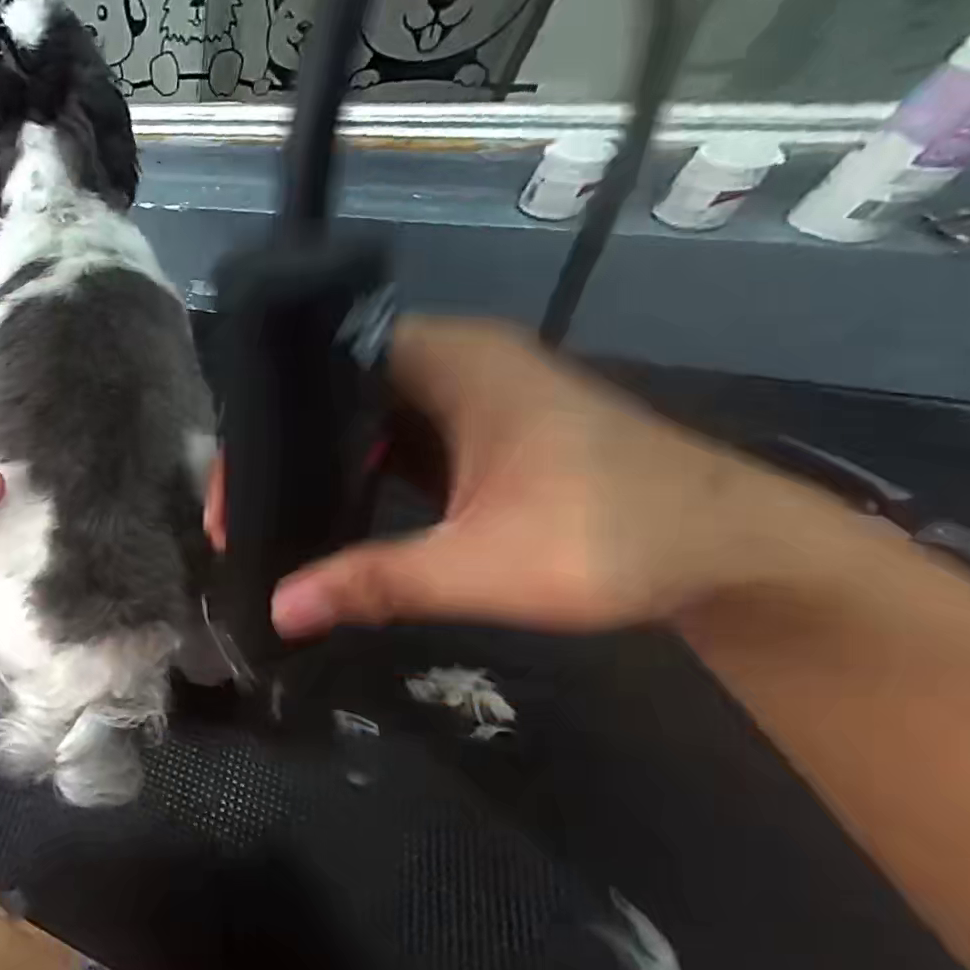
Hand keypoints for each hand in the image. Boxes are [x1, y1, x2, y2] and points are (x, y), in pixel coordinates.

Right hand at [212, 317, 840, 638]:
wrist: (734, 552)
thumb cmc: (615, 538)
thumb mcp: (485, 566)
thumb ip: (376, 583)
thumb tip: (279, 611)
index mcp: (449, 359)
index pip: (323, 367)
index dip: (266, 423)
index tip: (236, 488)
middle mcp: (449, 358)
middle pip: (334, 388)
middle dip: (283, 446)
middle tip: (239, 507)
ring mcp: (464, 390)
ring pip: (362, 413)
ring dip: (319, 458)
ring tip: (268, 508)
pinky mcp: (474, 424)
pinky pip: (393, 434)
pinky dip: (358, 467)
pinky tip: (328, 505)